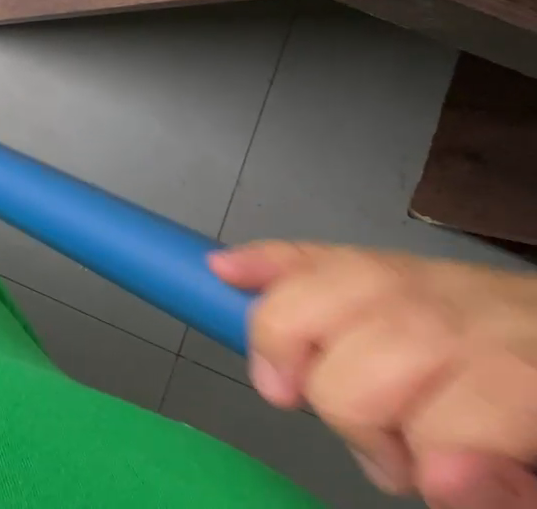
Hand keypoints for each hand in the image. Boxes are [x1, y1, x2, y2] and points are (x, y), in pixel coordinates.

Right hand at [210, 242, 536, 507]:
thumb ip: (514, 482)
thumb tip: (446, 486)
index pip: (479, 388)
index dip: (441, 441)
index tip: (423, 486)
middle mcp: (480, 309)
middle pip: (387, 334)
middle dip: (350, 404)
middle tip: (376, 459)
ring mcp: (425, 277)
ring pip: (333, 282)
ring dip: (281, 334)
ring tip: (283, 390)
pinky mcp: (384, 262)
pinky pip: (314, 249)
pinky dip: (261, 259)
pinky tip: (225, 270)